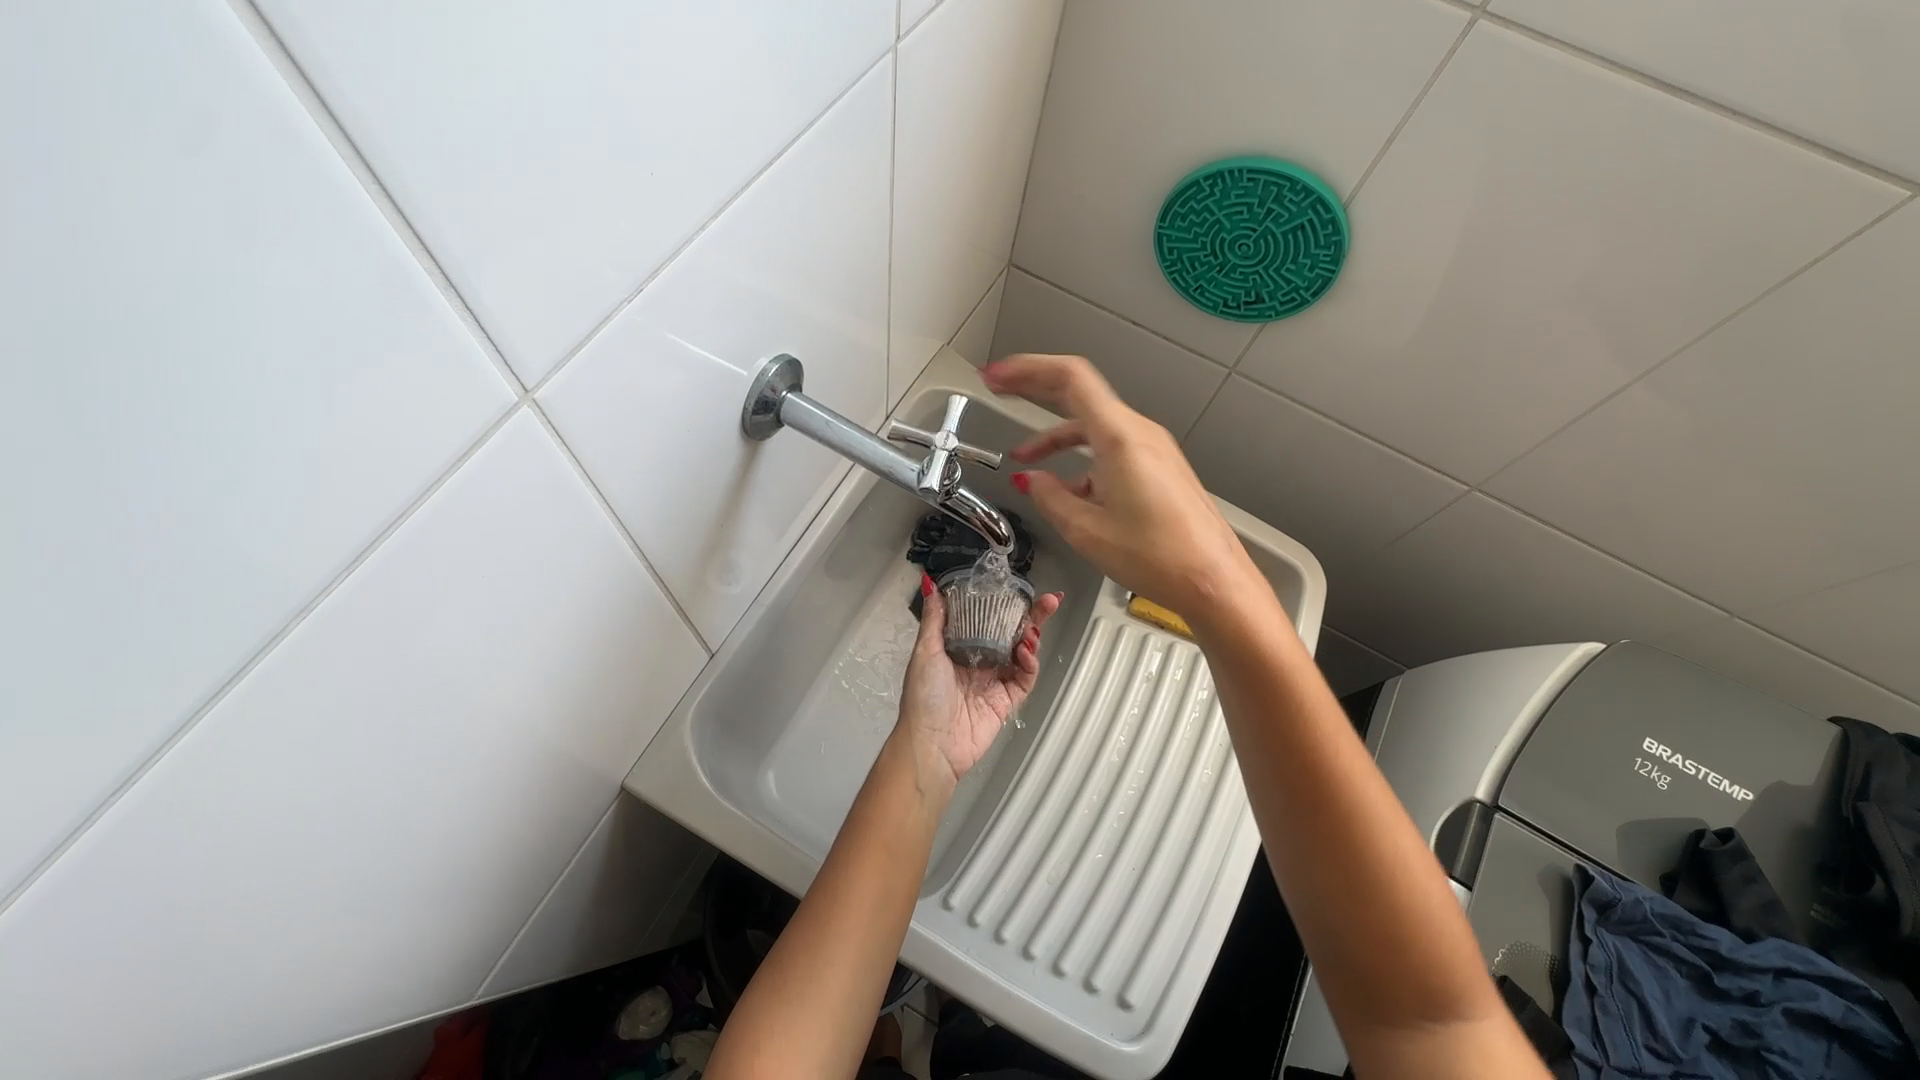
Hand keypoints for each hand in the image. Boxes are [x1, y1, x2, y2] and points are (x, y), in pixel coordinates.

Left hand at [899, 572, 1062, 788]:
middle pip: (1010, 633)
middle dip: (1031, 617)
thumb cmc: (924, 696)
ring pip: (1021, 653)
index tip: (1016, 588)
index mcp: (958, 648)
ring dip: (1031, 637)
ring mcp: (994, 681)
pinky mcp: (1007, 700)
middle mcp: (978, 662)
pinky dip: (1030, 664)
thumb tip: (931, 585)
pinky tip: (1026, 653)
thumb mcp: (925, 651)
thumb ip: (935, 619)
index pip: (986, 619)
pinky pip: (1024, 678)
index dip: (1002, 604)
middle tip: (1050, 601)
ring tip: (1033, 628)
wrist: (932, 745)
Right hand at [984, 353, 1265, 629]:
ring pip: (1094, 426)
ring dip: (1055, 436)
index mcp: (1120, 438)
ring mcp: (1153, 449)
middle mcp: (1140, 434)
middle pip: (1079, 394)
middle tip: (1002, 389)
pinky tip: (1066, 486)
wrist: (1214, 580)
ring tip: (1025, 456)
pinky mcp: (1159, 467)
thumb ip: (1049, 498)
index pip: (1068, 379)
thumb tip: (1031, 482)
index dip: (1027, 370)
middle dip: (1035, 390)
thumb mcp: (1087, 531)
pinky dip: (1081, 457)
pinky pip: (1112, 448)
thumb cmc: (1163, 558)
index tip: (998, 374)